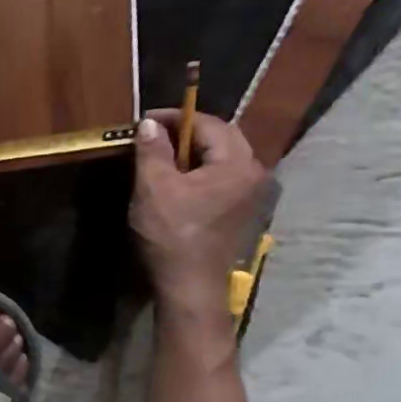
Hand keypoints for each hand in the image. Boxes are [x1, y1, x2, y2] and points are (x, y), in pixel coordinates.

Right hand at [130, 112, 269, 313]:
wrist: (189, 284)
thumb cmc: (172, 233)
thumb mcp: (154, 187)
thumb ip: (153, 150)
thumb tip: (149, 123)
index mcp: (236, 164)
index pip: (209, 124)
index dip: (177, 117)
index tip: (146, 121)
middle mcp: (253, 173)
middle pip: (223, 136)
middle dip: (189, 130)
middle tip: (156, 134)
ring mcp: (252, 194)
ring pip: (225, 156)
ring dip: (196, 149)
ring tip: (164, 154)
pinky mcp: (243, 210)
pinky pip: (225, 175)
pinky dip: (203, 167)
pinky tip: (179, 177)